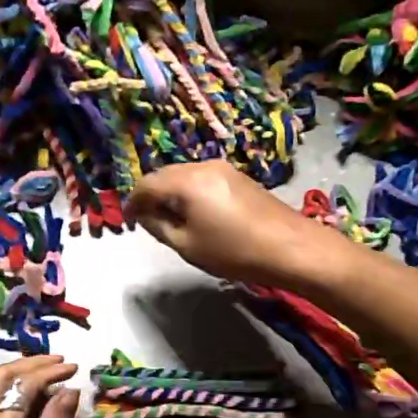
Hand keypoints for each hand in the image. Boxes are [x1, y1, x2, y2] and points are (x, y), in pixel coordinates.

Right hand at [127, 160, 347, 288]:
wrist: (290, 248)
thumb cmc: (234, 251)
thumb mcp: (187, 245)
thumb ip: (158, 226)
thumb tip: (144, 214)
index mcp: (186, 181)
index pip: (146, 183)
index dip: (132, 202)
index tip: (127, 221)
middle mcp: (202, 166)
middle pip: (164, 175)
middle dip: (151, 195)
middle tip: (146, 221)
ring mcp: (224, 169)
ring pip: (184, 176)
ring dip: (171, 194)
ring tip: (171, 221)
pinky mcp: (238, 177)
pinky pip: (202, 180)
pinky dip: (190, 193)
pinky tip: (196, 215)